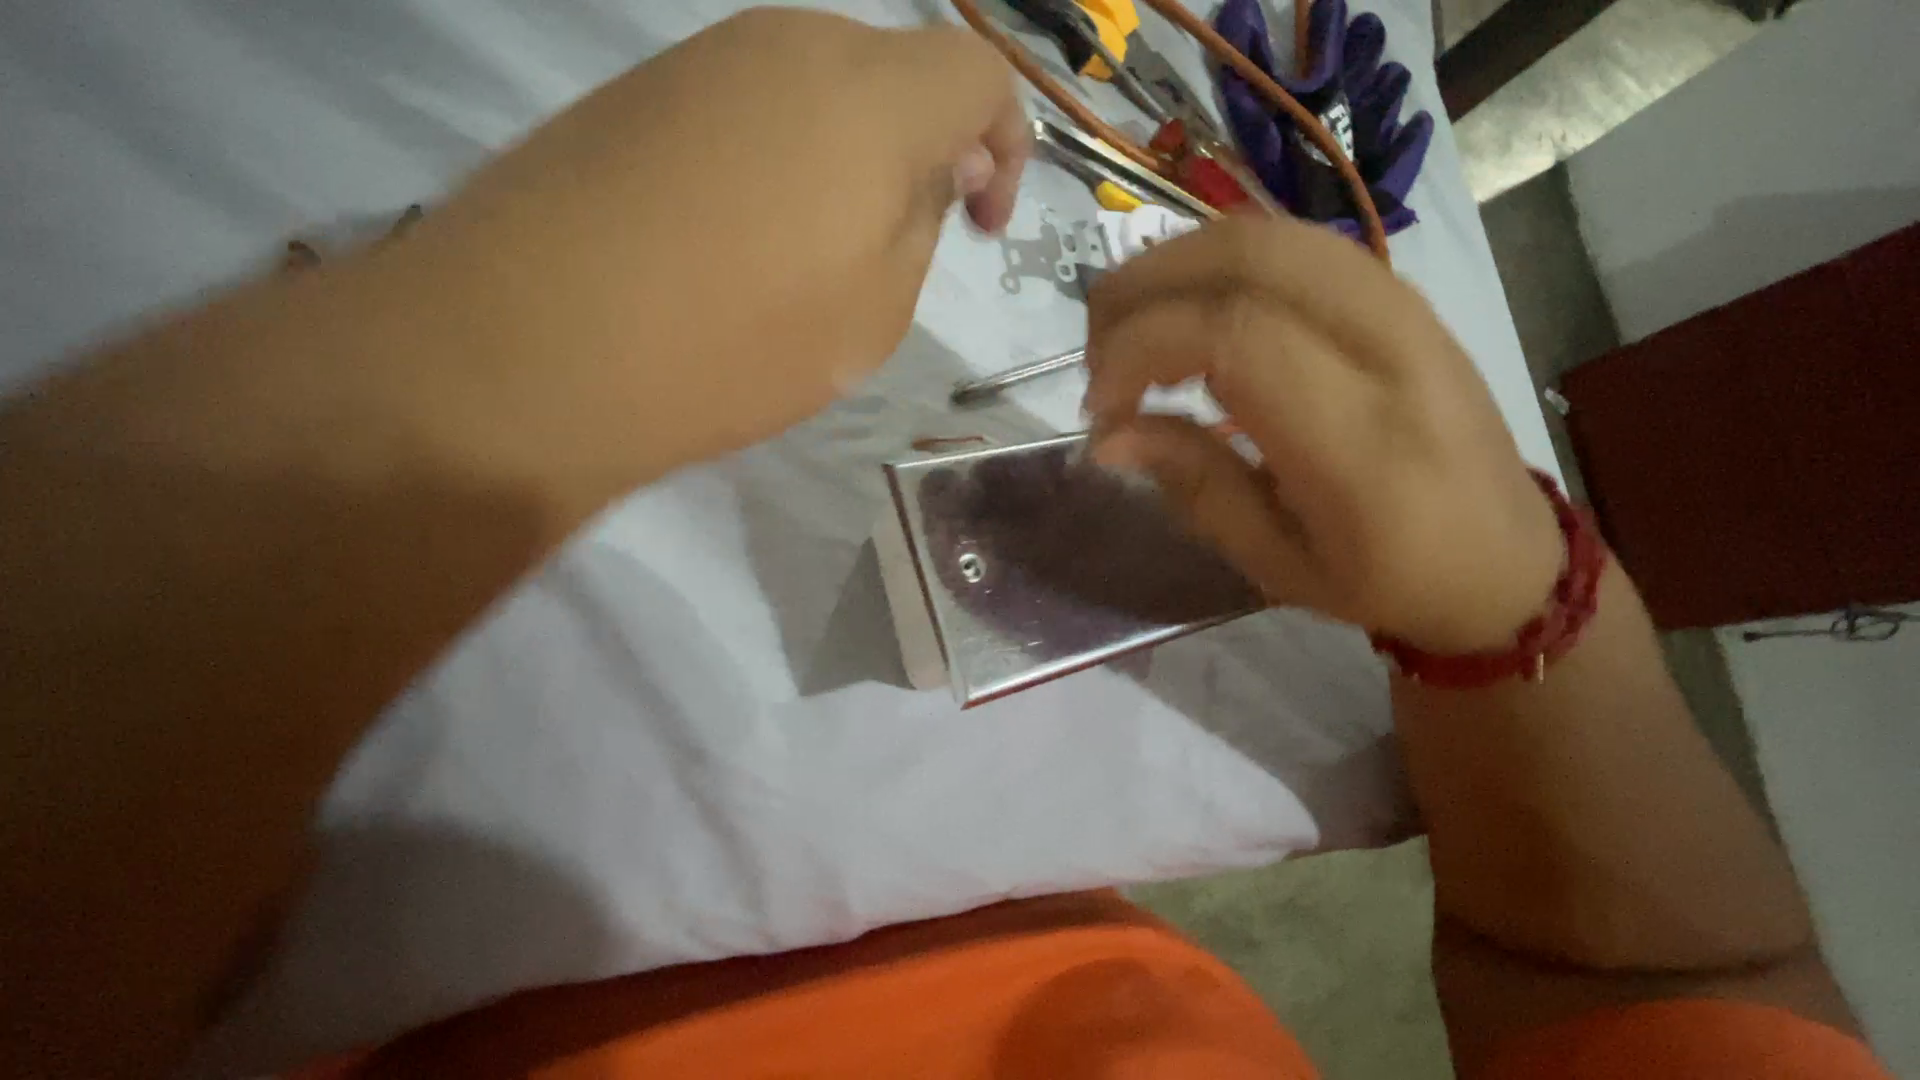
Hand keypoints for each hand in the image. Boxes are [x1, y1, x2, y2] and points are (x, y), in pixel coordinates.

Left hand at [359, 9, 1027, 505]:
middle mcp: (788, 46)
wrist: (532, 348)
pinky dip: (777, 156)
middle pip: (895, 72)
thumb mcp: (873, 312)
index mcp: (870, 96)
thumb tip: (928, 172)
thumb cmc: (735, 344)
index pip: (977, 74)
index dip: (1002, 145)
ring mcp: (701, 60)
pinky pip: (744, 105)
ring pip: (816, 87)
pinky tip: (740, 235)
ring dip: (846, 155)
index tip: (981, 224)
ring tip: (816, 251)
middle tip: (901, 240)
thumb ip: (921, 224)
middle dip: (923, 149)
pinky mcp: (636, 91)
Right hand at [1082, 215, 1560, 652]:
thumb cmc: (1384, 579)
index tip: (1100, 404)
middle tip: (1097, 349)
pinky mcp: (1403, 294)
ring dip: (1177, 262)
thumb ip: (1193, 484)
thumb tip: (1107, 434)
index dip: (1142, 348)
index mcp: (1361, 440)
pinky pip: (1296, 242)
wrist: (1504, 559)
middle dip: (1144, 287)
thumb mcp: (1275, 560)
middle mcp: (1391, 349)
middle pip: (1247, 255)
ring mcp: (1406, 307)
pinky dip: (1221, 260)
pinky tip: (1190, 306)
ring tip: (1131, 323)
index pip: (1233, 335)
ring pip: (1270, 232)